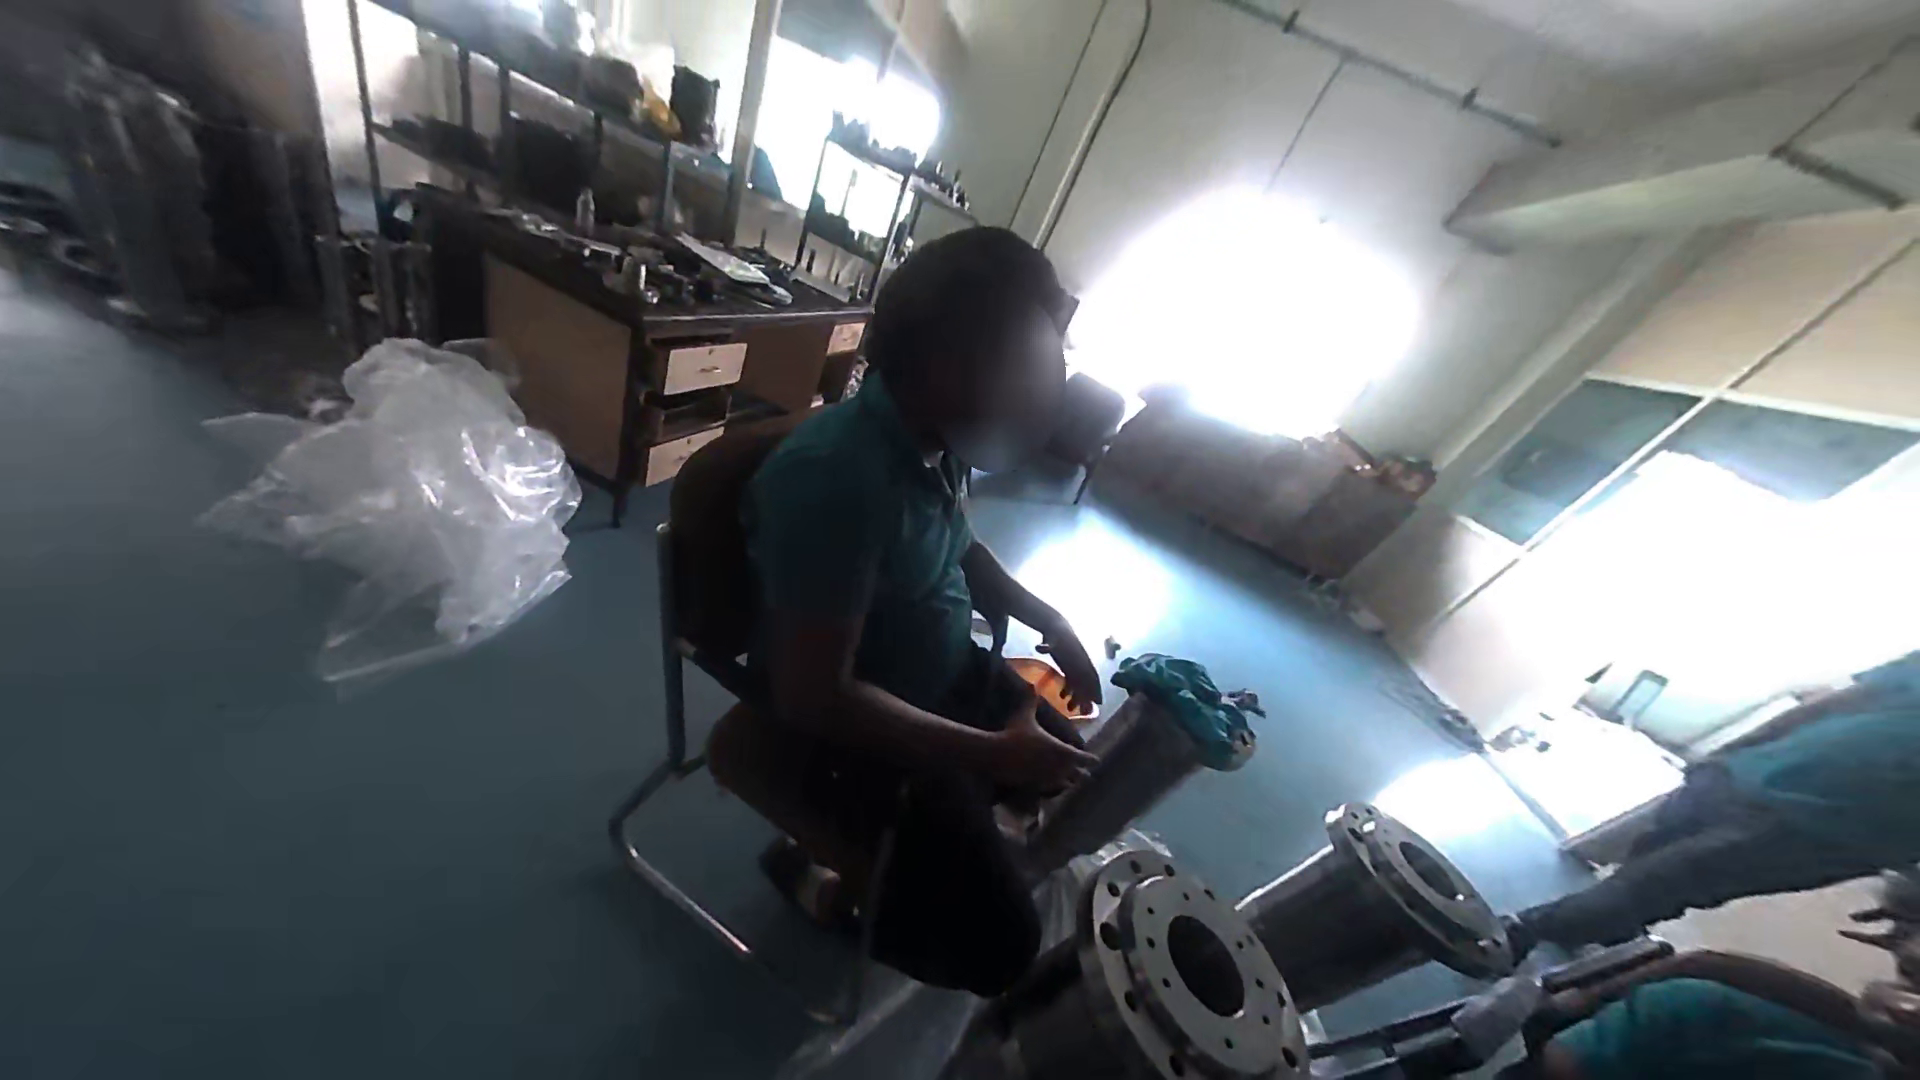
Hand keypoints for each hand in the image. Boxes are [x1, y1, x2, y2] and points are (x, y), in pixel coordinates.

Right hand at [985, 694, 1097, 792]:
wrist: (997, 754)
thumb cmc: (1014, 733)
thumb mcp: (1024, 715)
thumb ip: (1031, 701)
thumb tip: (1032, 686)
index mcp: (1060, 749)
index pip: (1083, 758)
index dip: (1090, 759)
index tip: (1096, 760)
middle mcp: (1058, 766)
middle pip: (1079, 775)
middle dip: (1082, 772)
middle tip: (1085, 771)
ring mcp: (1047, 778)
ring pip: (1067, 785)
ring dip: (1070, 781)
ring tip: (1071, 780)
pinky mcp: (1036, 786)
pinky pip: (1051, 790)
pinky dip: (1055, 787)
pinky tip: (1053, 785)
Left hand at [1036, 617, 1103, 711]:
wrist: (1054, 625)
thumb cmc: (1055, 634)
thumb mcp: (1052, 638)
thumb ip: (1047, 645)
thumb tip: (1039, 648)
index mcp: (1079, 658)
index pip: (1089, 676)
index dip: (1094, 689)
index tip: (1098, 702)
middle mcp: (1079, 663)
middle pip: (1085, 683)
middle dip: (1084, 697)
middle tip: (1081, 711)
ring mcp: (1074, 665)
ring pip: (1078, 684)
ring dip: (1076, 696)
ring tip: (1070, 708)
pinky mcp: (1068, 666)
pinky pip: (1071, 680)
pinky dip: (1069, 689)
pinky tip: (1063, 697)